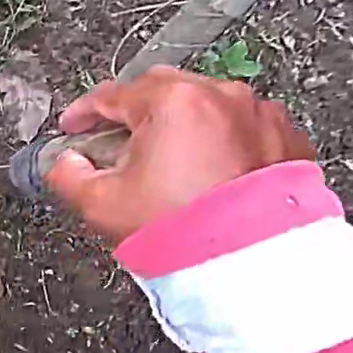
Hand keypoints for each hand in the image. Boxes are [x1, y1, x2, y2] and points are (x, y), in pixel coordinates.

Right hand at [45, 67, 313, 242]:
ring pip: (204, 106)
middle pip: (161, 90)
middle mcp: (220, 97)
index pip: (112, 96)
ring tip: (164, 160)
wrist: (249, 262)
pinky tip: (205, 170)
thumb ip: (68, 175)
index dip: (83, 112)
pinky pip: (242, 128)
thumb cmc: (181, 229)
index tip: (72, 126)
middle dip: (132, 111)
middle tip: (114, 140)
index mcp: (172, 102)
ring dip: (179, 124)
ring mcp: (259, 115)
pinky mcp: (286, 139)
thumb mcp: (100, 203)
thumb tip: (65, 163)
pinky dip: (219, 140)